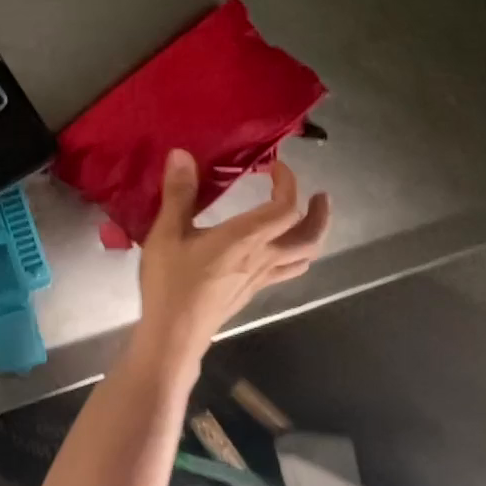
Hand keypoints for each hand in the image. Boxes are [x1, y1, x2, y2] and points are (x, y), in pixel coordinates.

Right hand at [135, 150, 329, 376]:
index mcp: (245, 238)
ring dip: (313, 235)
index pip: (285, 208)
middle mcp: (262, 257)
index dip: (287, 184)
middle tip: (319, 195)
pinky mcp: (253, 290)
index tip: (275, 167)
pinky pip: (288, 270)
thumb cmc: (170, 280)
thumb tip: (183, 154)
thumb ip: (178, 194)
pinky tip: (279, 252)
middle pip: (309, 236)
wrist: (176, 331)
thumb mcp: (166, 233)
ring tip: (307, 221)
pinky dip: (295, 255)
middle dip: (319, 214)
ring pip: (304, 256)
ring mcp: (261, 277)